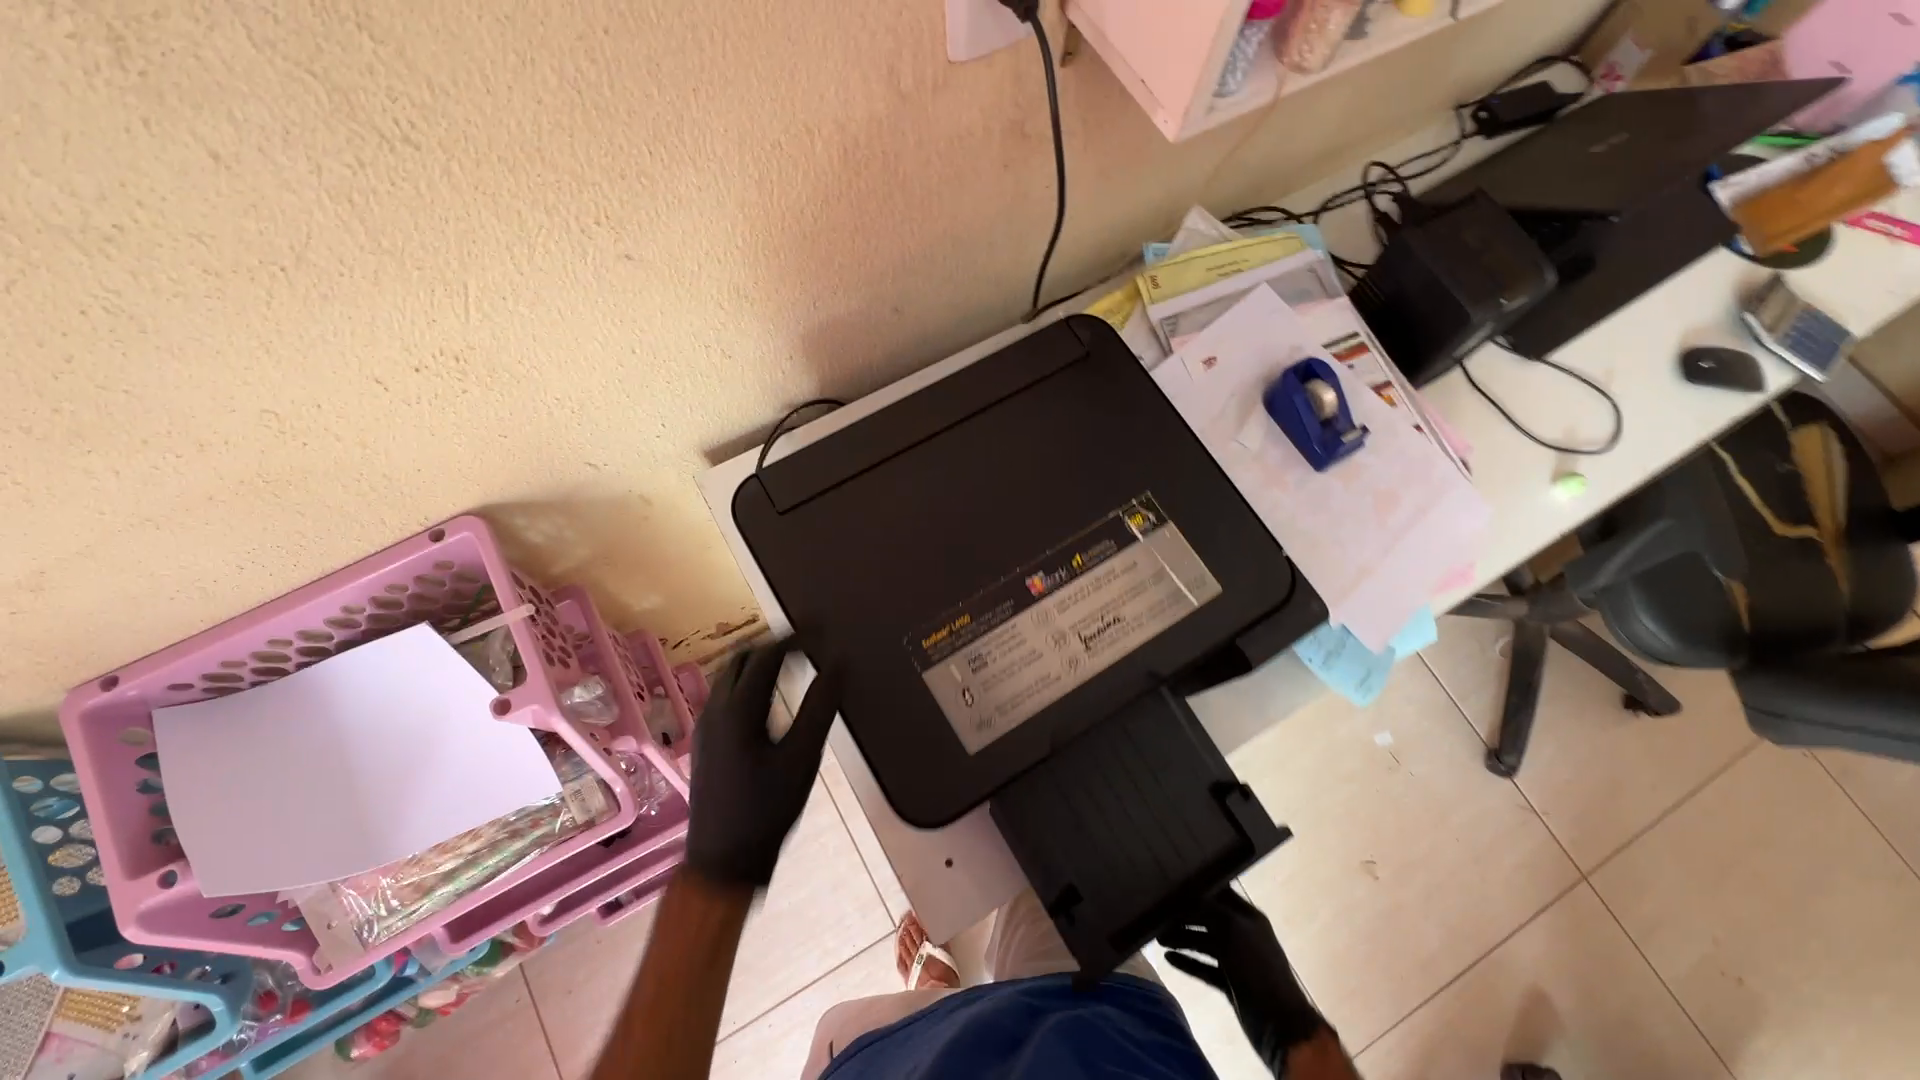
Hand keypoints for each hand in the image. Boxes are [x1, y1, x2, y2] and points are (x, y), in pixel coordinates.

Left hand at [684, 640, 841, 887]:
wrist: (724, 859)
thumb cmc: (769, 809)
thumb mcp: (803, 758)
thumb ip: (820, 707)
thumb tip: (839, 664)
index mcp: (737, 710)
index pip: (767, 655)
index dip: (796, 637)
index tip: (822, 628)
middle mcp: (714, 709)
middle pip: (742, 659)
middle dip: (774, 643)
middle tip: (808, 642)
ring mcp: (705, 726)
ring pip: (729, 676)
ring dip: (759, 662)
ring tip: (793, 662)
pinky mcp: (705, 742)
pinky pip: (725, 695)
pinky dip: (749, 682)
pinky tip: (770, 699)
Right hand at [1160, 889, 1326, 1073]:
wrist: (1278, 1022)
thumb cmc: (1257, 969)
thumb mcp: (1233, 930)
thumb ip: (1208, 910)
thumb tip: (1185, 897)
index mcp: (1248, 917)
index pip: (1219, 893)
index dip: (1197, 888)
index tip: (1171, 885)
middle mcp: (1242, 934)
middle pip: (1208, 918)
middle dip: (1184, 916)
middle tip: (1157, 916)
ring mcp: (1236, 959)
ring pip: (1204, 943)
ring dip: (1182, 939)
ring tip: (1157, 938)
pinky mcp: (1229, 982)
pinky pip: (1204, 967)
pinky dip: (1187, 962)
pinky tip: (1168, 958)